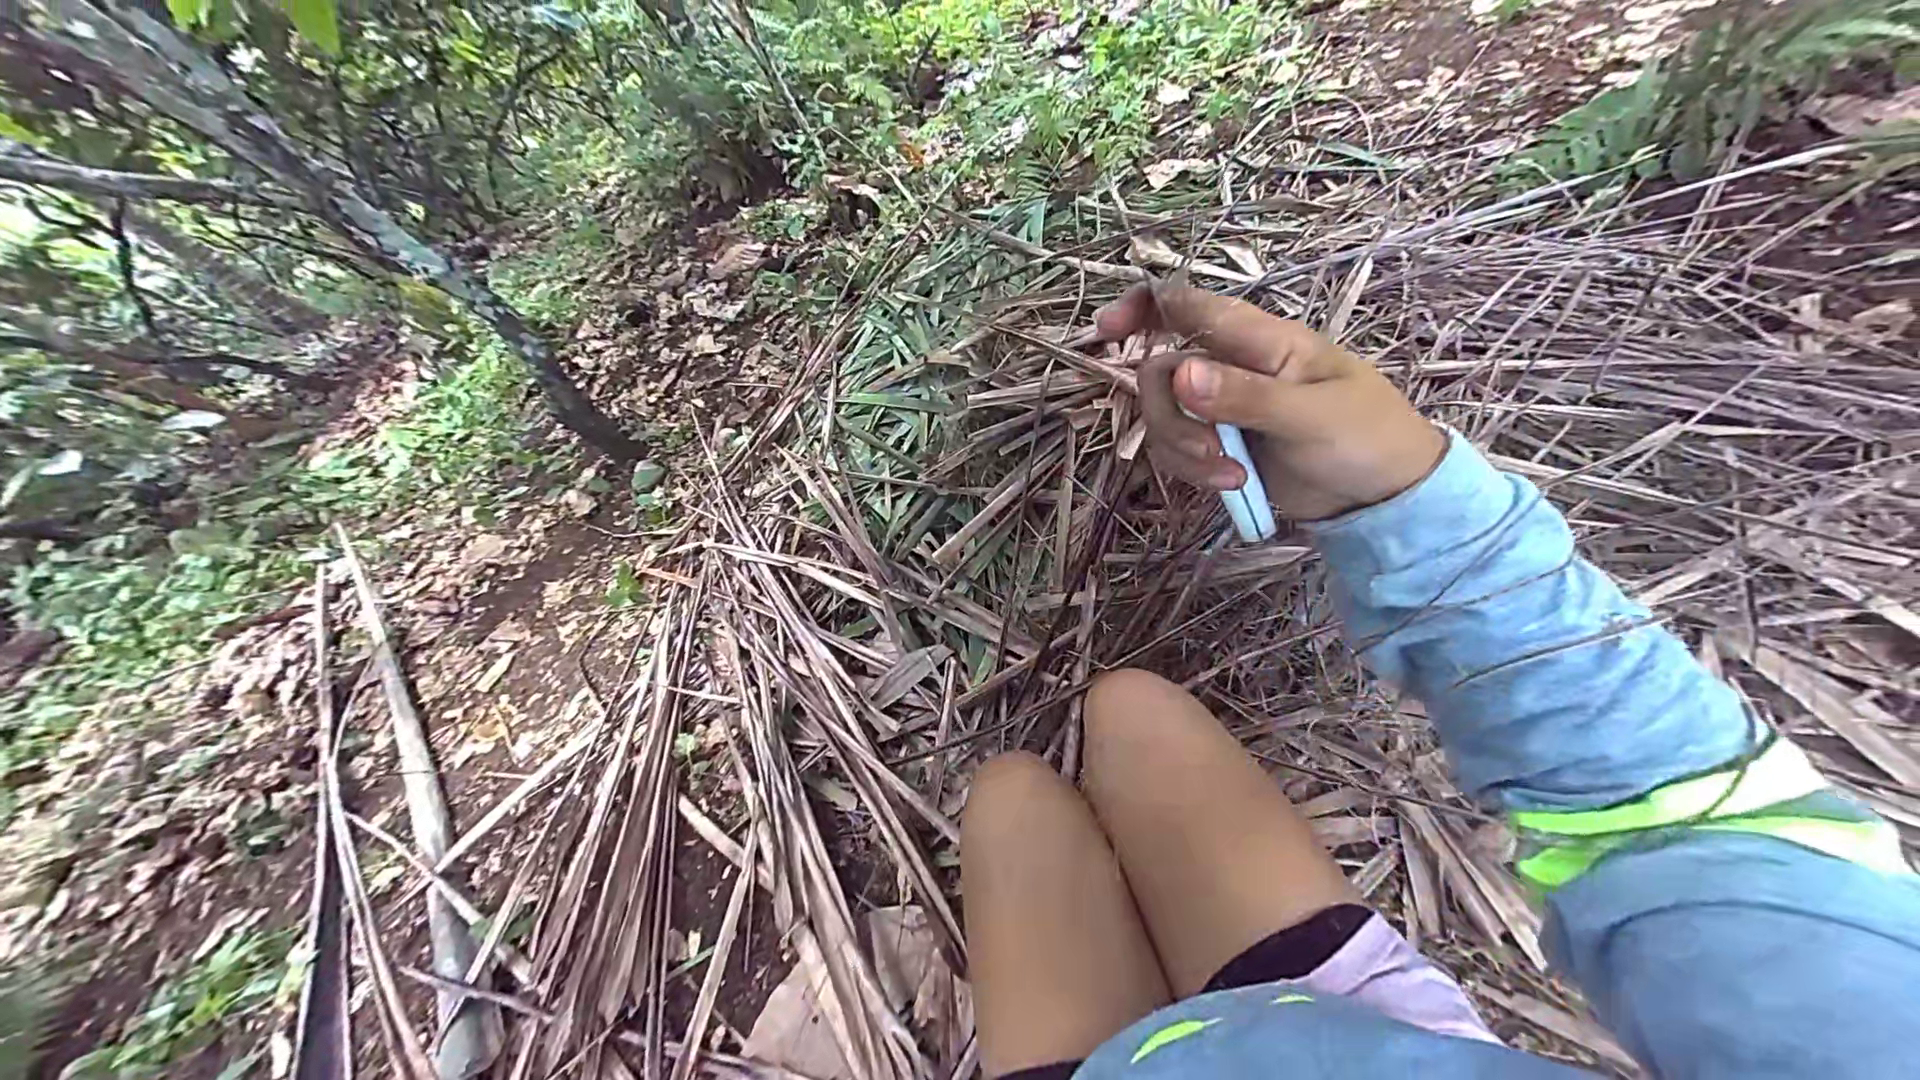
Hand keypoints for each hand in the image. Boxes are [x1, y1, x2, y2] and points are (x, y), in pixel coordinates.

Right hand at [1091, 282, 1445, 520]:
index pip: (1189, 305)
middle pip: (1160, 373)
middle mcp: (1230, 368)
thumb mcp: (1312, 414)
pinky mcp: (1215, 446)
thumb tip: (1180, 375)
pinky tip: (1231, 484)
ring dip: (1183, 450)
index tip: (1106, 329)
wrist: (1380, 495)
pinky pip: (1174, 451)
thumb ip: (1246, 395)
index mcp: (1260, 340)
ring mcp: (1219, 410)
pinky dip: (1190, 471)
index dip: (1142, 307)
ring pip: (1162, 418)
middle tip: (1207, 450)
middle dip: (1169, 416)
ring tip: (1229, 476)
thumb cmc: (1365, 437)